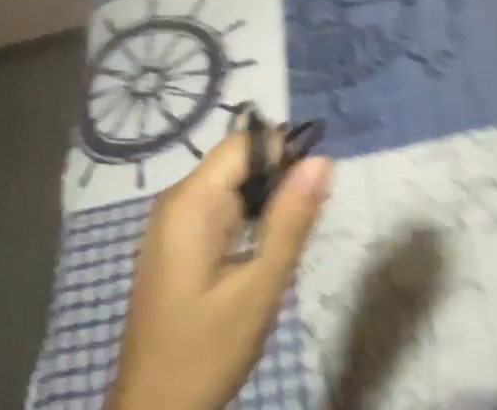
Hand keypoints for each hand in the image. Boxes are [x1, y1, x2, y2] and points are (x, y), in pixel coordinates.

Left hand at [106, 132, 332, 409]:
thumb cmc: (205, 351)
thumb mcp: (259, 288)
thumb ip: (291, 220)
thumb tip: (322, 159)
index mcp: (190, 202)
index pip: (243, 144)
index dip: (284, 152)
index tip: (316, 188)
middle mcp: (176, 201)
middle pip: (238, 163)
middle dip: (278, 183)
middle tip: (304, 226)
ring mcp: (174, 224)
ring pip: (234, 188)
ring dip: (267, 206)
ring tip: (284, 246)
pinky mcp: (179, 245)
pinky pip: (223, 212)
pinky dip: (250, 224)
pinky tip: (263, 257)